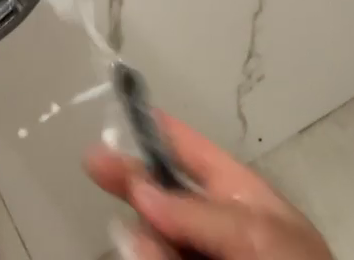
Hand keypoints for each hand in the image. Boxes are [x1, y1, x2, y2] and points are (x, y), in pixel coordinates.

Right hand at [84, 111, 333, 259]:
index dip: (157, 128)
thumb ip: (200, 211)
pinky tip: (146, 254)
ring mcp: (200, 255)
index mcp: (241, 197)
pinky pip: (155, 257)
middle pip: (161, 191)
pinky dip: (147, 255)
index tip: (121, 109)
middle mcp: (217, 224)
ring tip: (149, 248)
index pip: (192, 150)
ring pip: (152, 233)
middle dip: (132, 178)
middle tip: (93, 163)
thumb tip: (138, 189)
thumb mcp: (260, 235)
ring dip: (142, 234)